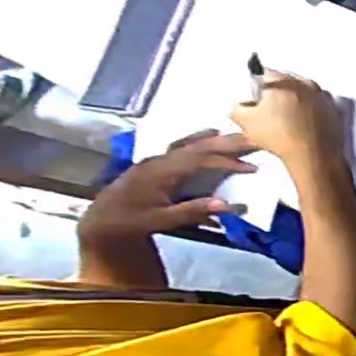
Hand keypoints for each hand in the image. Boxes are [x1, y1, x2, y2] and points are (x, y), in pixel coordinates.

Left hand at [78, 130, 255, 242]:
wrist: (102, 220)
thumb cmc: (132, 222)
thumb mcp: (161, 221)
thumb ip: (193, 212)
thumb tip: (229, 205)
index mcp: (160, 173)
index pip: (200, 161)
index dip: (227, 163)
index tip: (253, 168)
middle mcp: (158, 161)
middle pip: (196, 147)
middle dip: (226, 143)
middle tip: (254, 140)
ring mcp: (155, 160)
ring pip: (188, 143)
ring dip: (214, 138)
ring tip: (236, 134)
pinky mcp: (155, 163)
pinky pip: (180, 145)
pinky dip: (198, 139)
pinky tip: (208, 135)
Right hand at [230, 71, 347, 173]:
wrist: (314, 155)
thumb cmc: (279, 136)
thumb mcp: (244, 120)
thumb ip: (238, 106)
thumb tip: (243, 105)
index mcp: (284, 82)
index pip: (265, 73)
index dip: (258, 86)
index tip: (258, 99)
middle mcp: (307, 85)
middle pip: (288, 81)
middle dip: (279, 91)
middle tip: (273, 109)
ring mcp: (325, 97)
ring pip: (306, 91)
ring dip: (297, 99)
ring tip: (290, 117)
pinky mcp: (336, 111)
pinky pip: (320, 104)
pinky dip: (313, 109)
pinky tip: (306, 123)